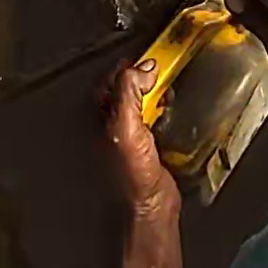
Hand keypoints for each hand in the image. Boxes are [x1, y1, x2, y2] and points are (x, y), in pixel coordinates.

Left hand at [102, 59, 179, 220]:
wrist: (151, 207)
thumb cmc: (132, 177)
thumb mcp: (126, 128)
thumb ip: (129, 92)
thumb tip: (143, 68)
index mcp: (98, 118)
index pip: (109, 78)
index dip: (128, 66)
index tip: (147, 59)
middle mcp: (108, 124)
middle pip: (125, 86)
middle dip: (143, 77)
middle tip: (158, 73)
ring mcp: (126, 133)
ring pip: (139, 98)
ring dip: (153, 91)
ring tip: (165, 90)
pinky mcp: (143, 142)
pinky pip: (151, 113)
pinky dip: (161, 107)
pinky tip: (169, 110)